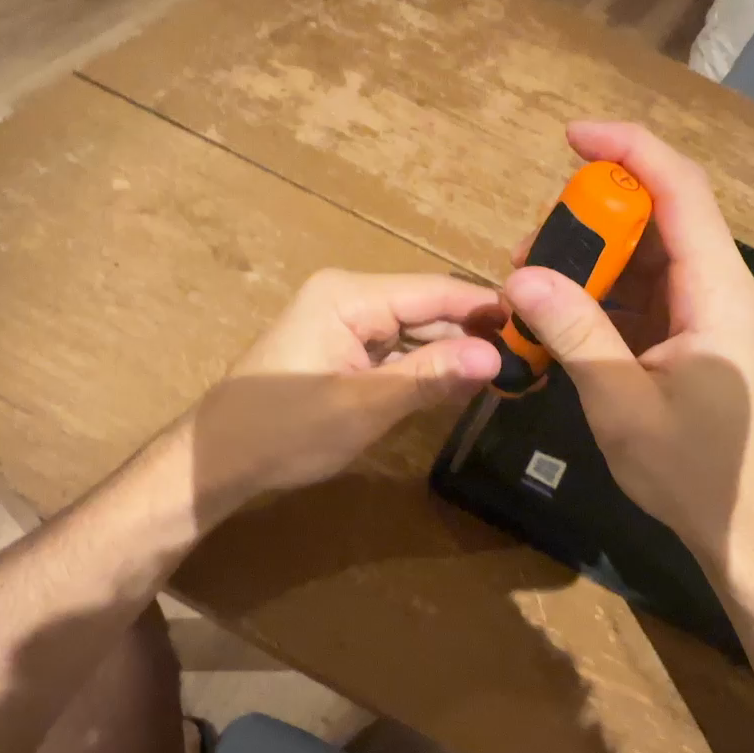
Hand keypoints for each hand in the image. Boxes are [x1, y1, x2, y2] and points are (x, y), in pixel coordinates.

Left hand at [192, 270, 502, 506]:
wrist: (215, 461)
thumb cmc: (283, 432)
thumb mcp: (364, 406)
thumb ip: (430, 376)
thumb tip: (497, 357)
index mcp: (349, 296)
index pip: (435, 291)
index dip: (486, 309)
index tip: (538, 326)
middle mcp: (347, 297)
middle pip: (427, 307)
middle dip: (473, 334)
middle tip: (529, 361)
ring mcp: (341, 322)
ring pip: (414, 330)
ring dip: (452, 352)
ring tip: (505, 374)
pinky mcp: (339, 349)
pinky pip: (394, 349)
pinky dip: (424, 366)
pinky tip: (457, 382)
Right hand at [503, 122, 753, 567]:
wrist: (747, 531)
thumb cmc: (694, 471)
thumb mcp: (623, 402)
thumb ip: (575, 333)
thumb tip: (519, 276)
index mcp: (718, 291)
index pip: (679, 189)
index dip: (628, 150)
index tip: (571, 136)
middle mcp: (720, 290)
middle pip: (659, 220)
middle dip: (592, 218)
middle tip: (529, 245)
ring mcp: (709, 316)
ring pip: (648, 261)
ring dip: (593, 263)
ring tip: (534, 285)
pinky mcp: (695, 342)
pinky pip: (646, 299)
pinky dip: (603, 300)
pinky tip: (561, 319)